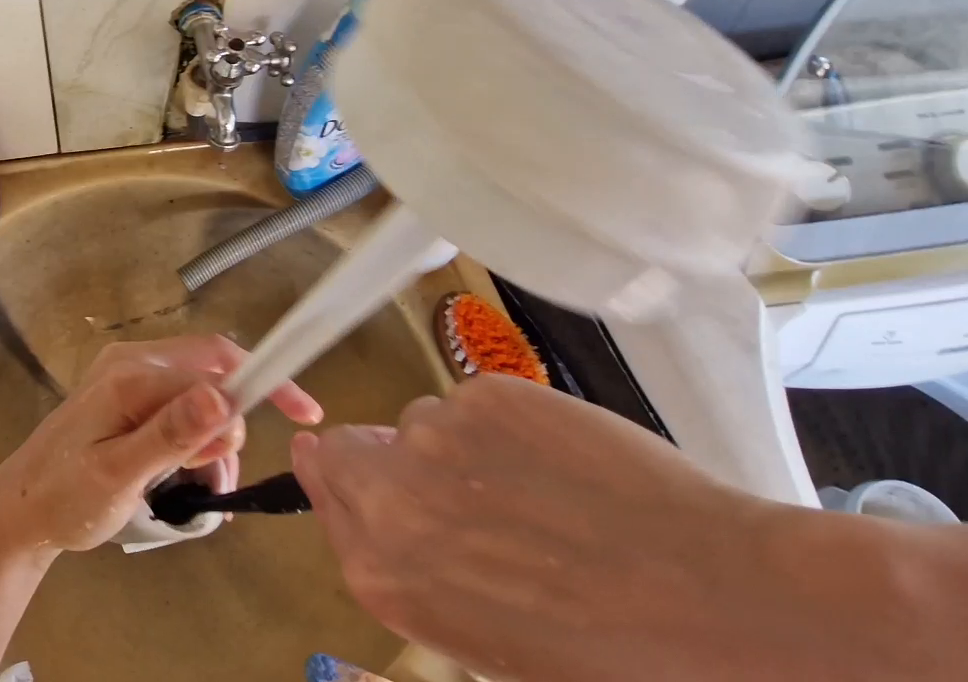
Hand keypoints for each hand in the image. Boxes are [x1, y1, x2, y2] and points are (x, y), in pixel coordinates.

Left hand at [0, 335, 322, 555]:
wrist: (20, 510)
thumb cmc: (65, 497)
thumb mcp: (118, 473)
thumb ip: (170, 435)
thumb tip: (221, 398)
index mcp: (131, 375)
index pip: (214, 364)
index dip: (264, 383)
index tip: (305, 414)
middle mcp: (132, 363)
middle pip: (210, 371)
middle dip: (233, 421)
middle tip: (225, 476)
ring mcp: (128, 379)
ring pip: (199, 394)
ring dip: (214, 439)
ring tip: (205, 490)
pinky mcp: (128, 398)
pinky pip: (180, 408)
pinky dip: (196, 440)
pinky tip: (193, 479)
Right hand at [289, 375, 841, 681]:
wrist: (726, 610)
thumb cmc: (606, 654)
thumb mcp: (479, 634)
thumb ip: (406, 564)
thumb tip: (366, 496)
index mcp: (380, 572)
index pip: (322, 486)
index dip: (343, 479)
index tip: (356, 469)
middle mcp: (388, 497)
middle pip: (352, 446)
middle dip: (390, 461)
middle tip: (462, 488)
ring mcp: (434, 436)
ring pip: (424, 422)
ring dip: (460, 447)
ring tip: (541, 493)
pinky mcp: (488, 395)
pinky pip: (476, 402)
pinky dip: (510, 426)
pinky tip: (567, 466)